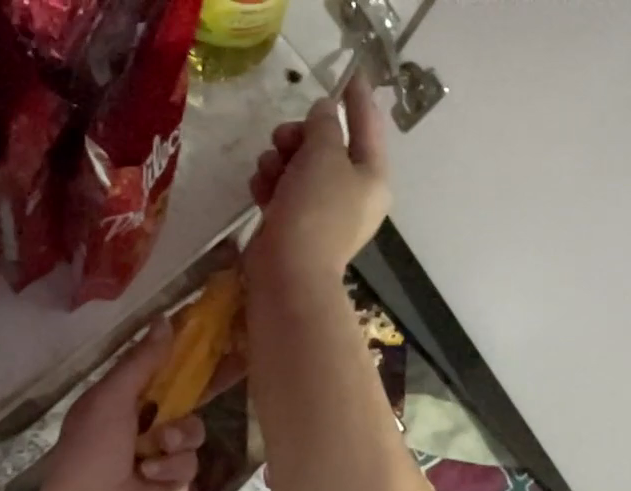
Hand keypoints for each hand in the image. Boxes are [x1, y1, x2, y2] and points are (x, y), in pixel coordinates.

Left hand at [41, 320, 205, 490]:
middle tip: (239, 362)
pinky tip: (150, 476)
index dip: (184, 352)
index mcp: (122, 395)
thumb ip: (142, 362)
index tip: (214, 334)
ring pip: (193, 428)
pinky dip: (172, 467)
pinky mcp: (172, 475)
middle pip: (186, 394)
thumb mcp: (112, 397)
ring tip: (158, 448)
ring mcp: (159, 448)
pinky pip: (189, 460)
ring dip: (178, 437)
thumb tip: (165, 319)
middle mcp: (142, 418)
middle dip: (205, 384)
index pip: (159, 365)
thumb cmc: (93, 448)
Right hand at [245, 75, 390, 283]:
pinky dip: (270, 185)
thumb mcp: (324, 155)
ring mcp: (321, 214)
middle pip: (327, 147)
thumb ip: (324, 125)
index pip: (368, 126)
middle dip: (301, 136)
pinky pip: (282, 193)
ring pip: (299, 169)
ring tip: (267, 167)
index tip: (350, 74)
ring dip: (279, 160)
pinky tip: (258, 188)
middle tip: (282, 136)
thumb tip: (323, 113)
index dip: (357, 98)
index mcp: (372, 178)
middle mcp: (351, 196)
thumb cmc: (314, 212)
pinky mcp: (294, 229)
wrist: (288, 276)